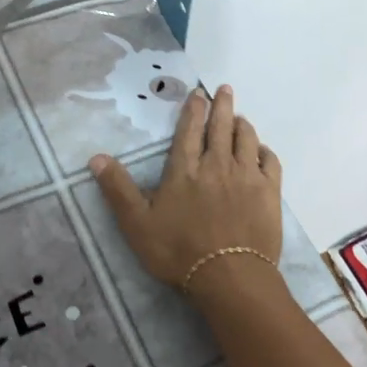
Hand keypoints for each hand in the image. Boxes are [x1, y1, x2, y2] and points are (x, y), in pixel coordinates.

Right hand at [89, 84, 282, 290]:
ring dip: (243, 124)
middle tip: (225, 89)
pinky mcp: (270, 192)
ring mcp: (247, 176)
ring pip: (247, 139)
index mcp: (185, 170)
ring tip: (240, 118)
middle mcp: (217, 164)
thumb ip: (118, 189)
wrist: (229, 276)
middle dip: (222, 105)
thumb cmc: (178, 251)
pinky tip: (262, 150)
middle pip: (221, 126)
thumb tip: (96, 158)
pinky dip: (265, 151)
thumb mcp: (137, 224)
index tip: (199, 93)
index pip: (189, 131)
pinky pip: (270, 161)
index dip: (193, 109)